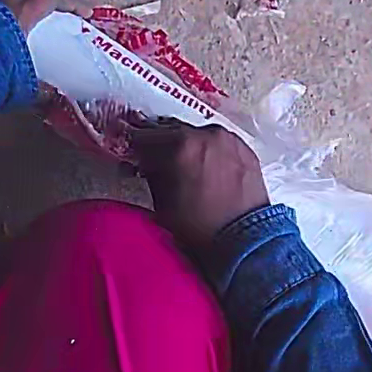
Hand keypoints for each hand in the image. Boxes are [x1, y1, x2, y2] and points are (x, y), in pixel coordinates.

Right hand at [130, 118, 269, 248]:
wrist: (245, 241)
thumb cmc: (197, 228)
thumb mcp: (162, 204)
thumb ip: (150, 175)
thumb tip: (142, 164)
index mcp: (180, 145)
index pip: (145, 136)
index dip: (131, 142)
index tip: (126, 146)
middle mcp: (205, 134)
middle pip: (171, 129)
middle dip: (157, 140)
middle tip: (147, 150)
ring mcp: (228, 139)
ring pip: (196, 133)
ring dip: (183, 142)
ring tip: (176, 157)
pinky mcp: (244, 149)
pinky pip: (218, 142)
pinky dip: (206, 148)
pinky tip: (202, 162)